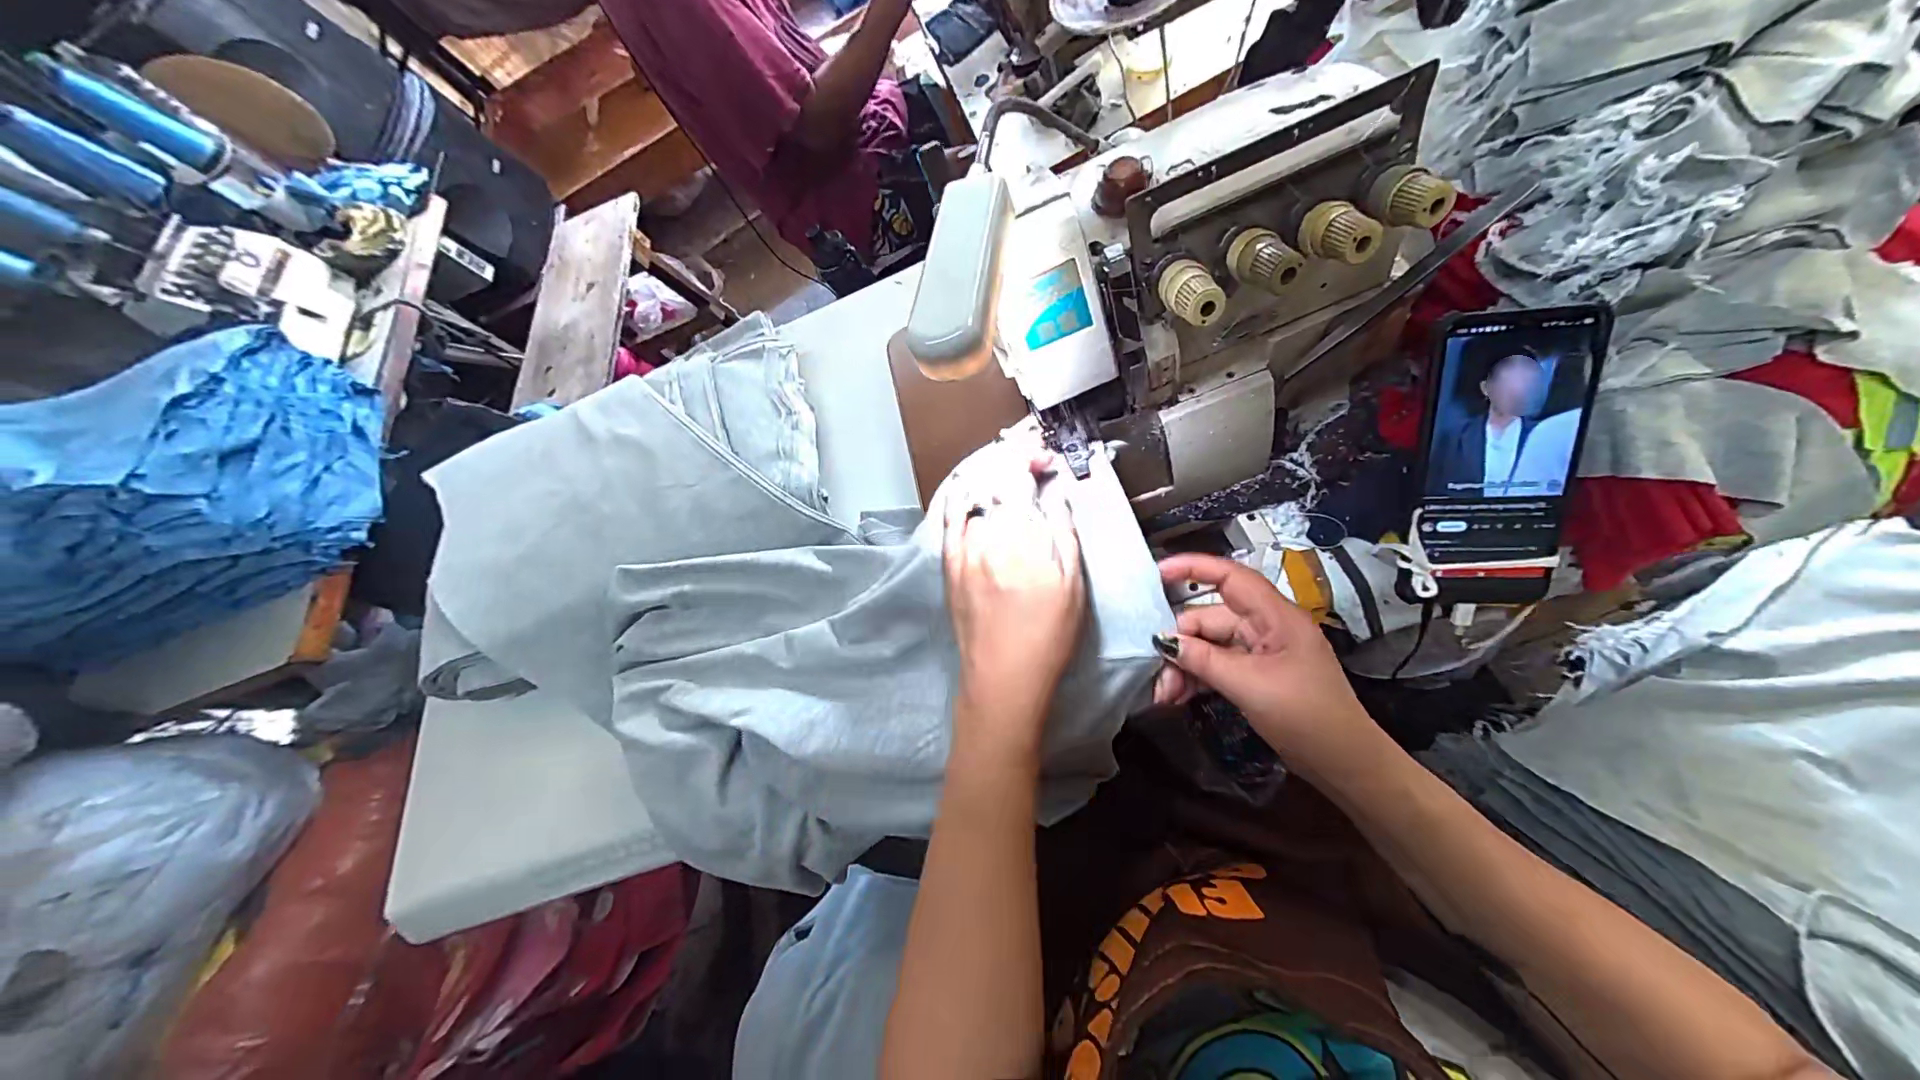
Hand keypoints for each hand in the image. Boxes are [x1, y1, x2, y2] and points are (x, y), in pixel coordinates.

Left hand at [942, 450, 1086, 758]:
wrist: (1004, 677)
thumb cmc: (1048, 636)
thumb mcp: (1073, 584)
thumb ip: (1064, 532)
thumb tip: (1056, 495)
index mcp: (1022, 539)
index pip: (1019, 477)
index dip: (1031, 458)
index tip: (1046, 462)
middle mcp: (987, 537)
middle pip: (994, 481)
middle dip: (1013, 462)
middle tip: (1030, 466)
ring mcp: (963, 550)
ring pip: (970, 494)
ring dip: (989, 476)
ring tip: (1006, 474)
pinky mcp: (948, 564)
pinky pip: (949, 518)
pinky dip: (958, 495)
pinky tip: (966, 486)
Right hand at [1153, 553, 1383, 779]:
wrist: (1346, 763)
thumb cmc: (1307, 717)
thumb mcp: (1250, 686)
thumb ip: (1204, 660)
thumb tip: (1166, 642)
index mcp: (1276, 617)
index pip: (1231, 577)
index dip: (1193, 567)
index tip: (1158, 573)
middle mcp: (1267, 626)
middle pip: (1211, 618)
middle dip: (1180, 643)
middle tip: (1157, 675)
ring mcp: (1262, 650)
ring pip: (1210, 644)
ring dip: (1185, 666)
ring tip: (1165, 694)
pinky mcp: (1257, 673)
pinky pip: (1218, 664)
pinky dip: (1198, 677)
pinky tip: (1179, 696)